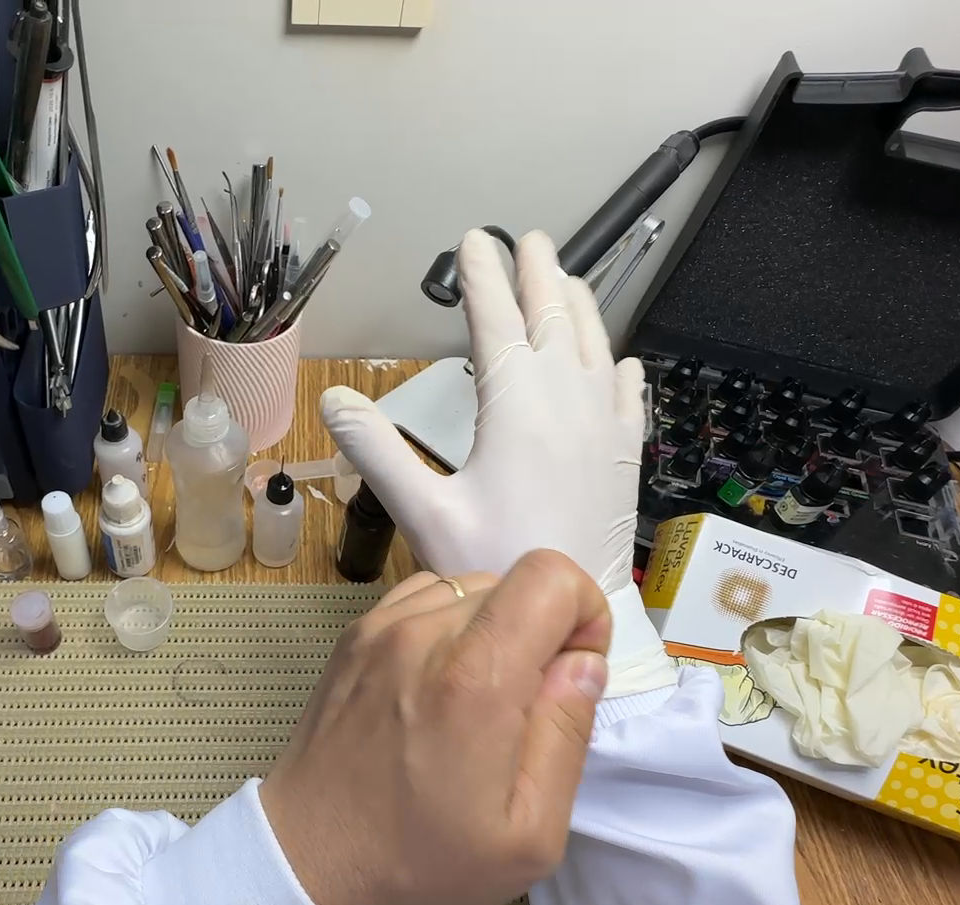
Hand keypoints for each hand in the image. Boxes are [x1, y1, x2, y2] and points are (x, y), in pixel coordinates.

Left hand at [259, 551, 611, 904]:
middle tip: (522, 704)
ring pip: (467, 587)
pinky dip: (446, 625)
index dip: (583, 615)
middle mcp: (421, 632)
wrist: (305, 862)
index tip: (571, 673)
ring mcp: (378, 627)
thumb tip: (584, 661)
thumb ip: (567, 732)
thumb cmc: (420, 864)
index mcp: (472, 677)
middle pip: (512, 581)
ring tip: (474, 696)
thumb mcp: (528, 834)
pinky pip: (422, 598)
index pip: (550, 577)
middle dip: (540, 630)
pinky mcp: (352, 635)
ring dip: (492, 627)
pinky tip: (435, 682)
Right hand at [321, 229, 673, 696]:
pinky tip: (620, 361)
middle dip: (537, 275)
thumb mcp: (423, 510)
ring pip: (594, 347)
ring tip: (568, 278)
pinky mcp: (621, 458)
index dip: (481, 278)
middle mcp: (565, 403)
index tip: (474, 242)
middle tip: (528, 239)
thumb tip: (333, 399)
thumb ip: (378, 451)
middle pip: (552, 321)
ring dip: (579, 307)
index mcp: (516, 408)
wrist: (571, 610)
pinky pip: (627, 398)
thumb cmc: (493, 563)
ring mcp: (601, 428)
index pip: (495, 324)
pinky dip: (619, 369)